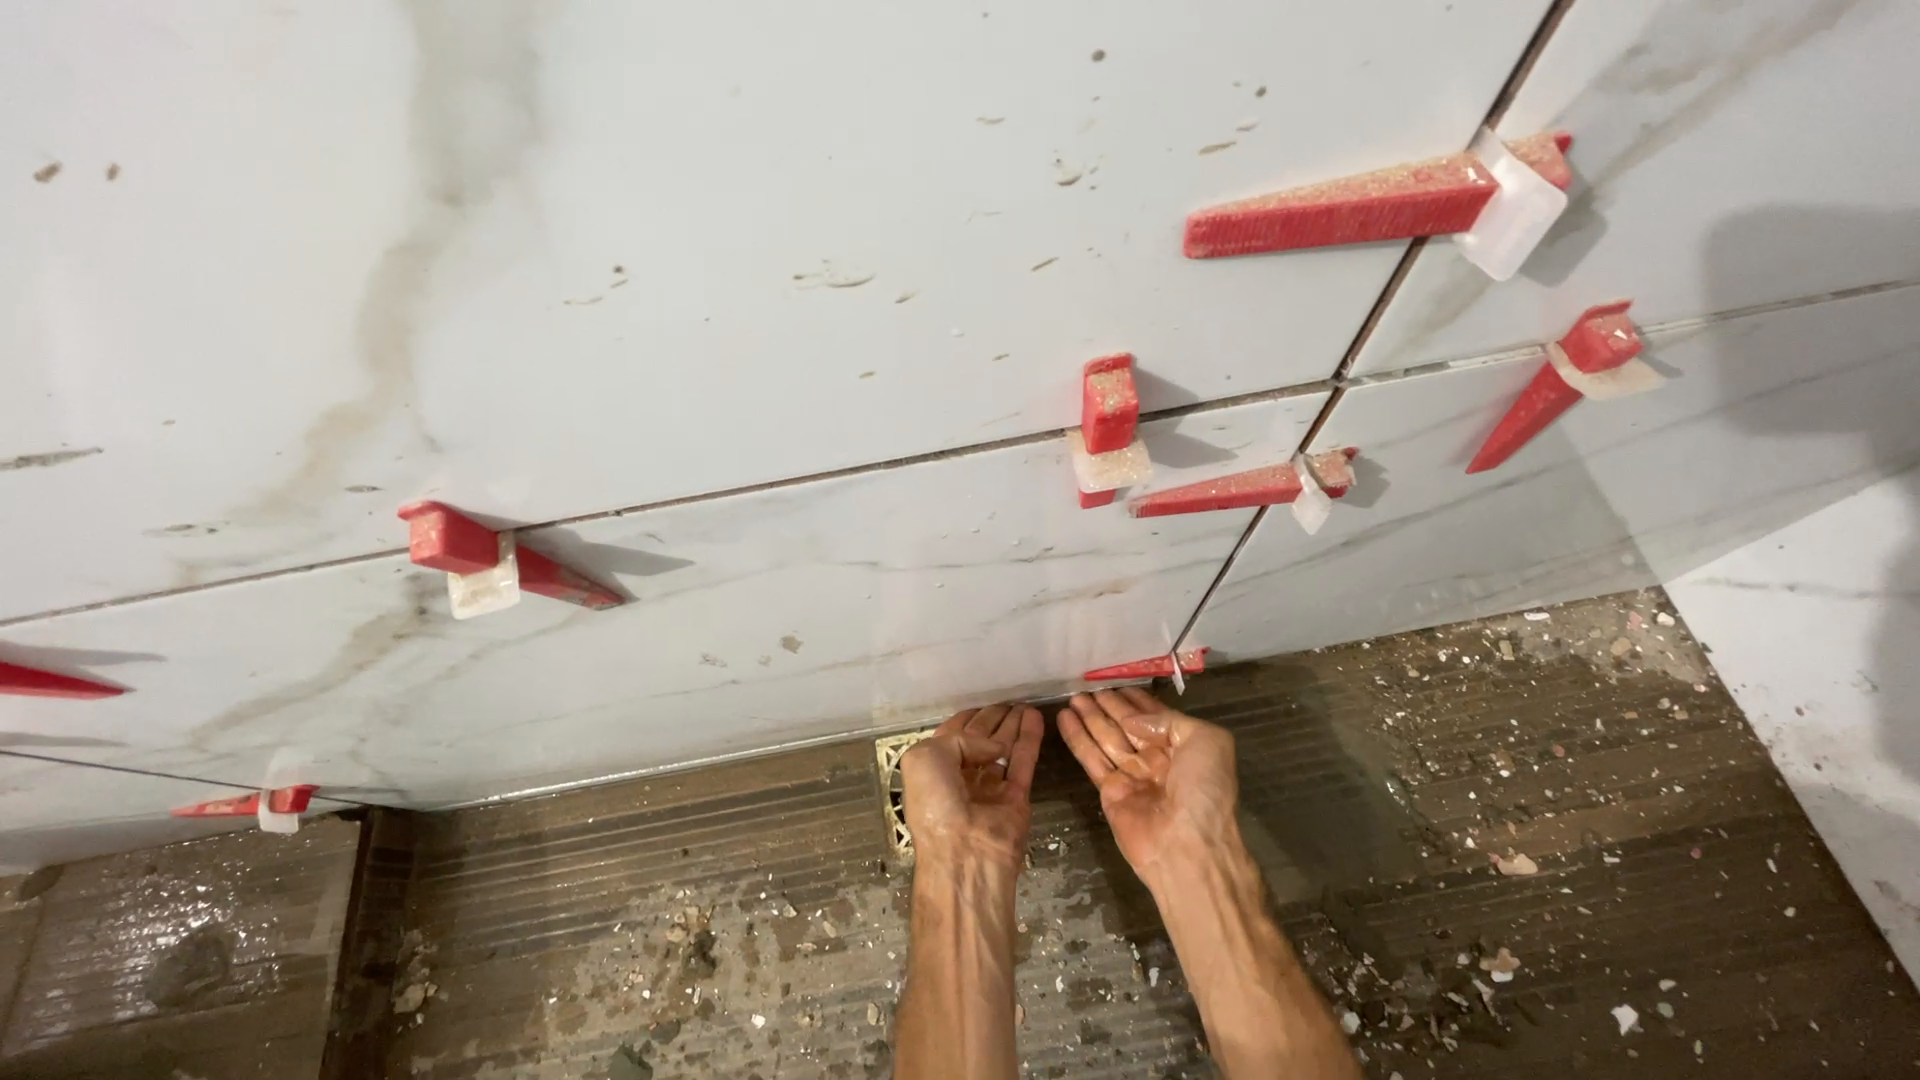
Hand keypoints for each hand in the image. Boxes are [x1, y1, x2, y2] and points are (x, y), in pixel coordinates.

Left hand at [900, 703, 1044, 871]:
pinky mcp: (1016, 797)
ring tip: (1025, 702)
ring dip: (1013, 725)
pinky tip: (1034, 716)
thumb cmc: (935, 804)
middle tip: (1009, 699)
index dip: (968, 718)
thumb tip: (995, 746)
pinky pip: (1023, 761)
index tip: (984, 702)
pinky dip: (1029, 738)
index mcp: (933, 769)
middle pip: (980, 739)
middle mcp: (960, 777)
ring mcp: (990, 788)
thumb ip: (960, 738)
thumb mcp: (927, 757)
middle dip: (993, 719)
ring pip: (1003, 748)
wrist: (963, 854)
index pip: (952, 735)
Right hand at [1057, 688, 1240, 893]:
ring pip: (1106, 739)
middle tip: (1086, 689)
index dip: (1136, 701)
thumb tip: (1133, 720)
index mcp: (1184, 748)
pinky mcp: (1109, 791)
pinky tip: (1065, 718)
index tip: (1115, 684)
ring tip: (1073, 698)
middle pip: (1127, 726)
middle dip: (1108, 707)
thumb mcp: (1207, 740)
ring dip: (1089, 718)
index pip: (1155, 717)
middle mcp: (1158, 760)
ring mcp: (1132, 776)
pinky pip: (1091, 759)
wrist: (1188, 845)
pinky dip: (1077, 738)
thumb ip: (1169, 720)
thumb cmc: (1204, 788)